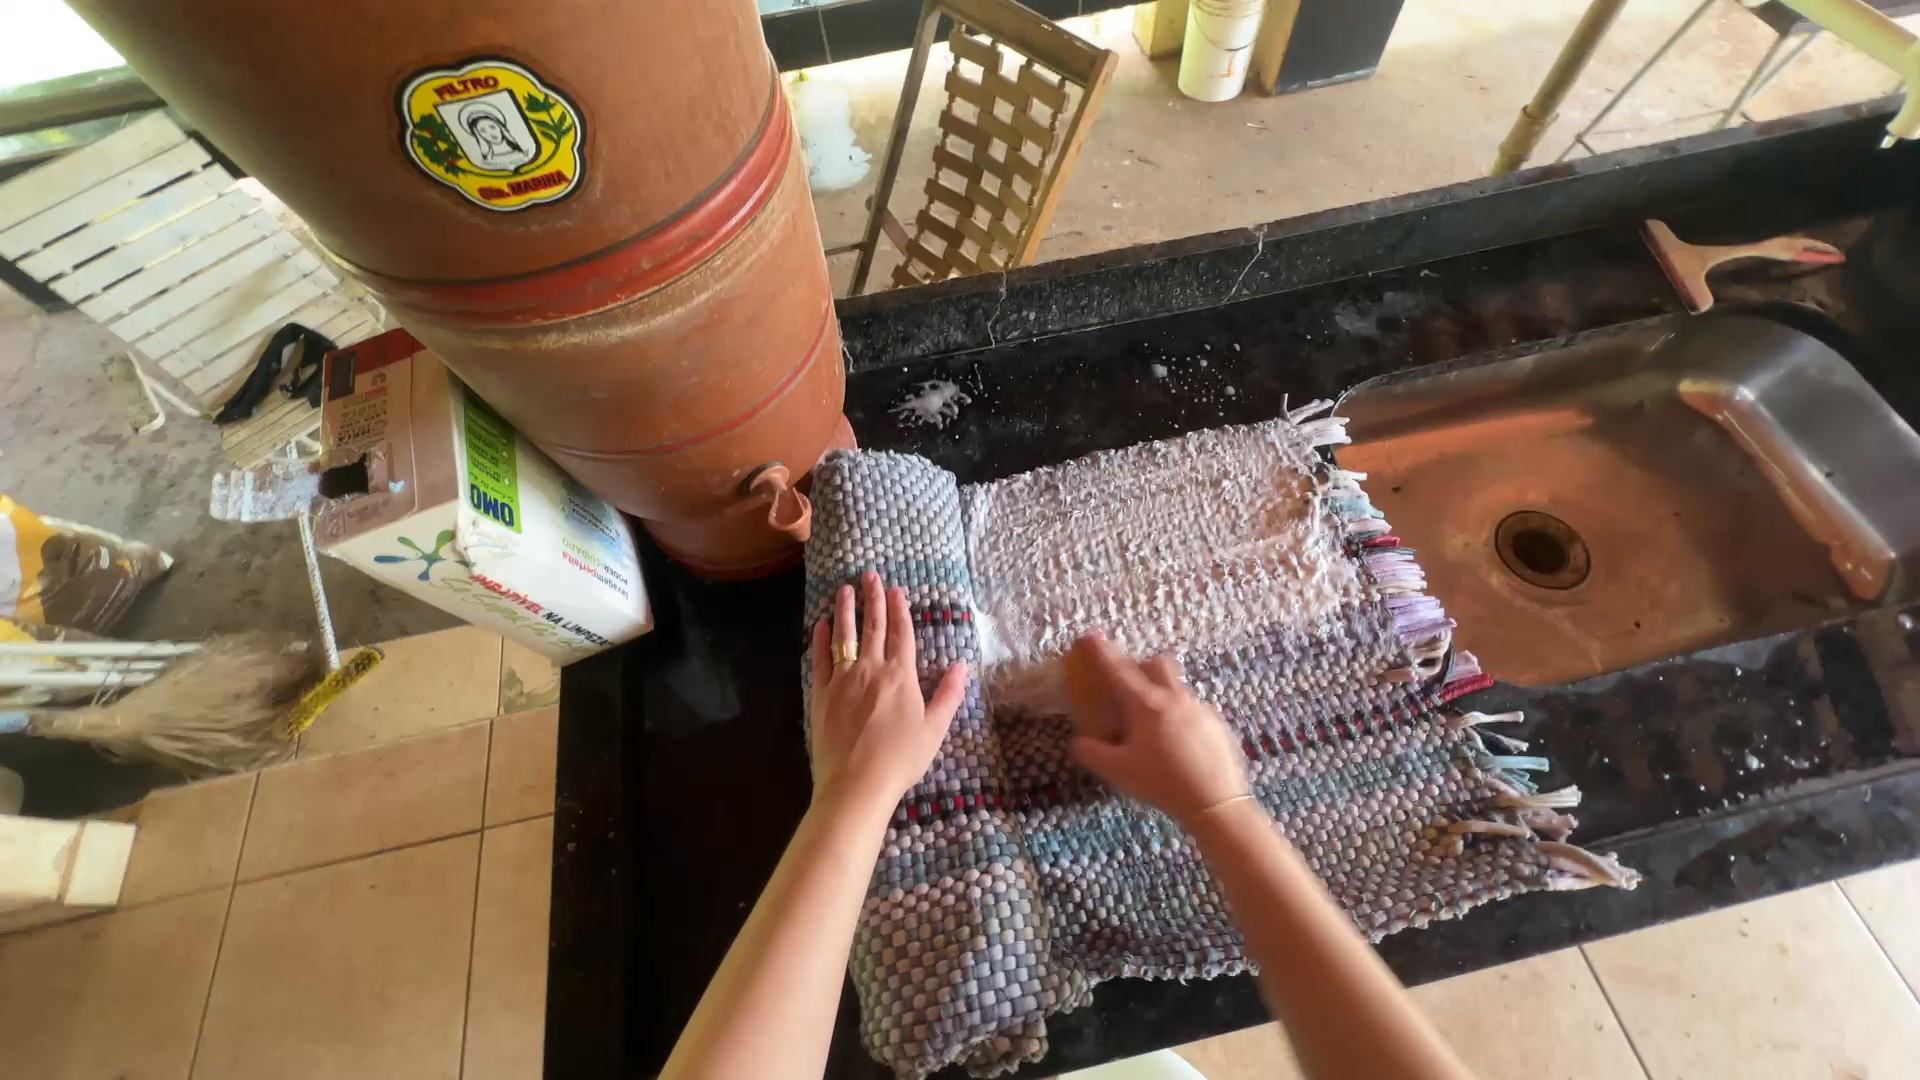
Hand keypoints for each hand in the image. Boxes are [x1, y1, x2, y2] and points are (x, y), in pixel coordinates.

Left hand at [809, 571, 968, 812]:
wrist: (857, 783)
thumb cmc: (901, 759)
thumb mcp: (934, 729)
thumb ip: (949, 695)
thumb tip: (963, 665)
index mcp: (901, 676)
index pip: (902, 634)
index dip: (899, 610)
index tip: (895, 589)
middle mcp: (871, 669)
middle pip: (873, 627)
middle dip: (872, 599)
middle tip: (869, 575)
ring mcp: (843, 680)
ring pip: (844, 636)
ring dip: (845, 611)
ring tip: (844, 589)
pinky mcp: (821, 694)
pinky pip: (820, 660)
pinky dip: (820, 640)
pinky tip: (820, 624)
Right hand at [1065, 633, 1248, 823]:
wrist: (1217, 804)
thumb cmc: (1162, 784)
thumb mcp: (1118, 771)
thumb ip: (1092, 753)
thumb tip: (1077, 742)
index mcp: (1145, 705)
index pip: (1117, 670)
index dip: (1100, 652)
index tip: (1088, 636)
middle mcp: (1174, 698)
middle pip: (1156, 663)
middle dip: (1139, 666)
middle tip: (1127, 687)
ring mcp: (1200, 708)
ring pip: (1177, 685)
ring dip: (1161, 691)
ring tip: (1154, 722)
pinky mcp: (1218, 724)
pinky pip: (1194, 708)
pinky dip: (1180, 715)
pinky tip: (1179, 743)